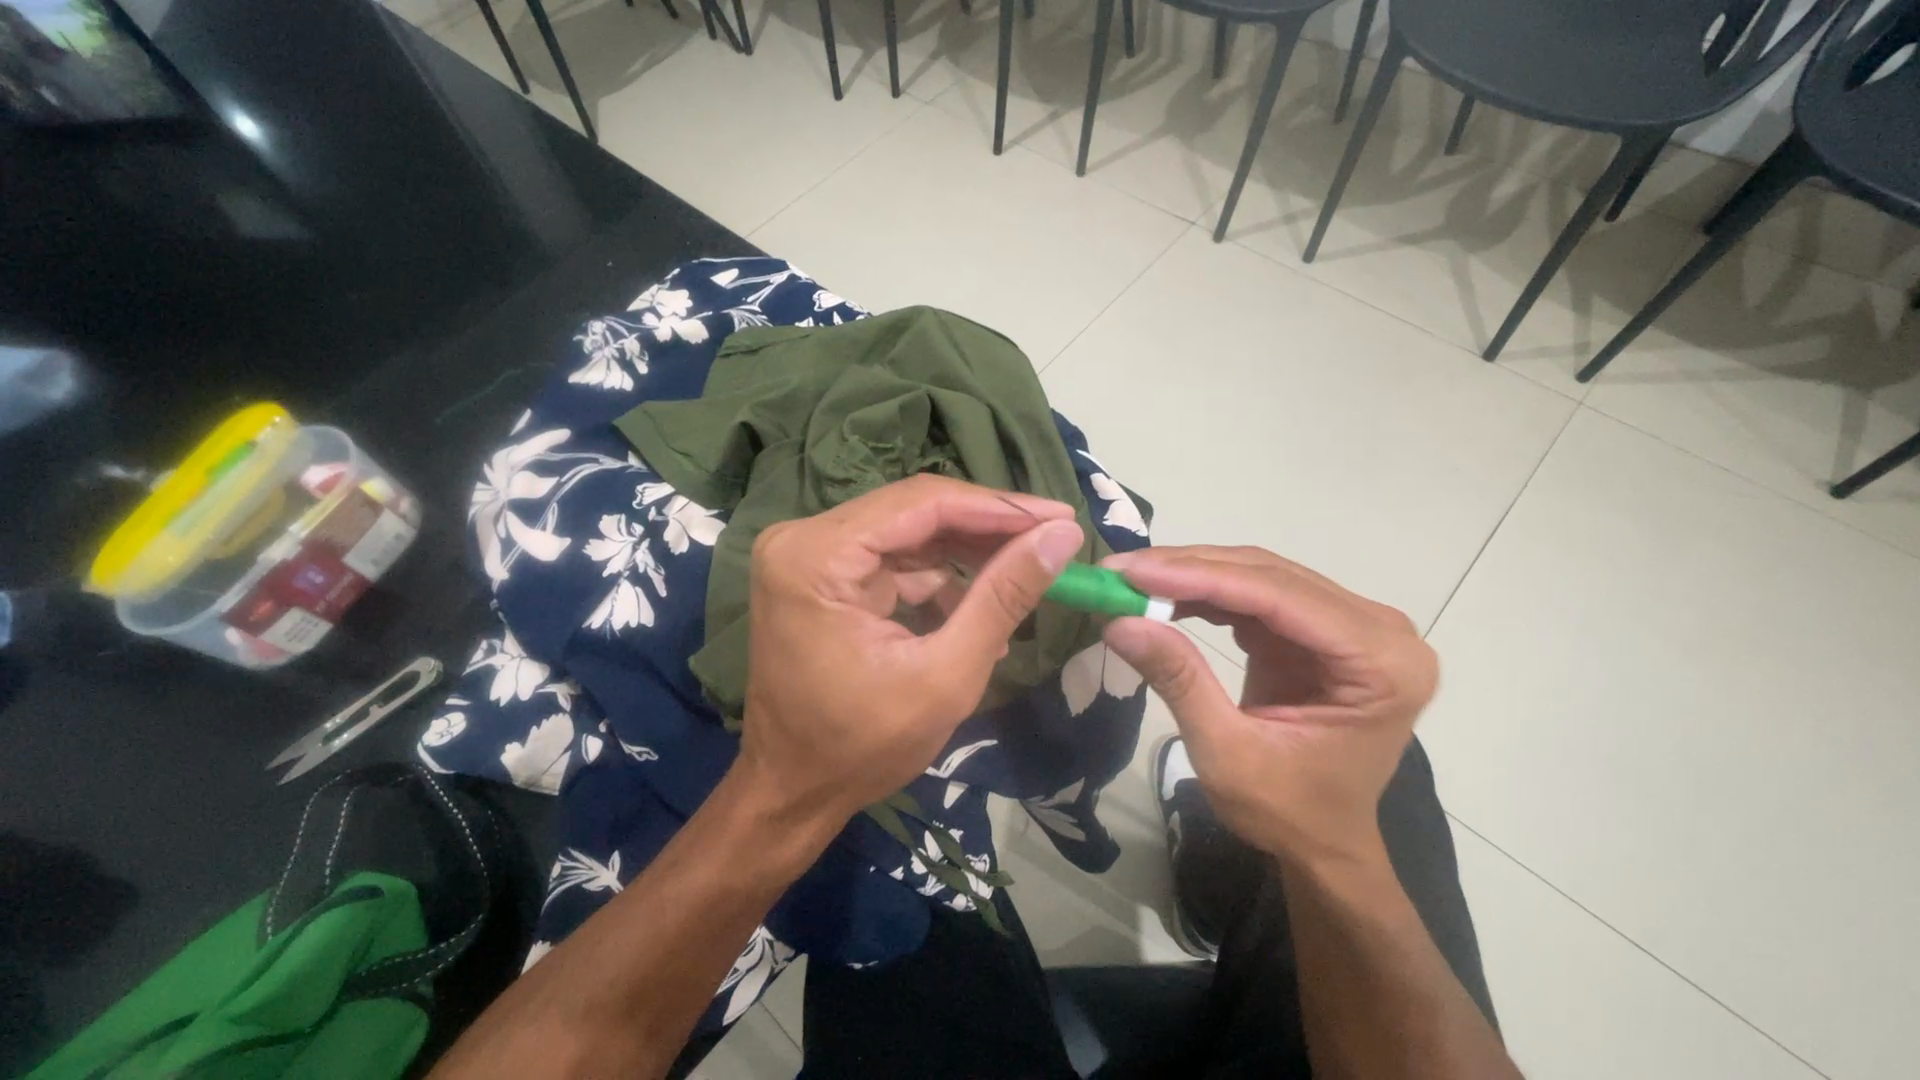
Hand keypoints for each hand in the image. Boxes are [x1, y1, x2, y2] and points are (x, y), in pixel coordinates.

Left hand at [738, 474, 1085, 826]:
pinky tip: (985, 605)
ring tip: (1032, 572)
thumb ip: (1003, 598)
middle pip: (914, 511)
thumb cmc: (862, 746)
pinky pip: (894, 561)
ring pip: (909, 534)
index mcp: (815, 556)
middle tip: (1056, 539)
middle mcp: (803, 540)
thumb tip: (1063, 536)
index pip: (920, 504)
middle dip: (988, 528)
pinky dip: (940, 581)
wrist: (794, 791)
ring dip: (969, 554)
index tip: (1061, 515)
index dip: (998, 507)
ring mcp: (808, 557)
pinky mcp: (822, 577)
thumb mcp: (946, 675)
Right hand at [1101, 546, 1436, 867]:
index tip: (1133, 572)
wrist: (1323, 843)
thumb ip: (1180, 681)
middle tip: (1120, 572)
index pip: (1281, 598)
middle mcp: (1379, 631)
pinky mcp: (1321, 631)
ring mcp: (1352, 626)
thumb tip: (1118, 622)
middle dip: (1191, 569)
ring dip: (1195, 576)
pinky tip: (1164, 598)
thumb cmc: (1289, 812)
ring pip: (1262, 577)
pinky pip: (1258, 596)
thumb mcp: (1227, 753)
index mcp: (1382, 663)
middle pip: (1273, 577)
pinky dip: (1208, 595)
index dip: (1203, 577)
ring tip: (1131, 582)